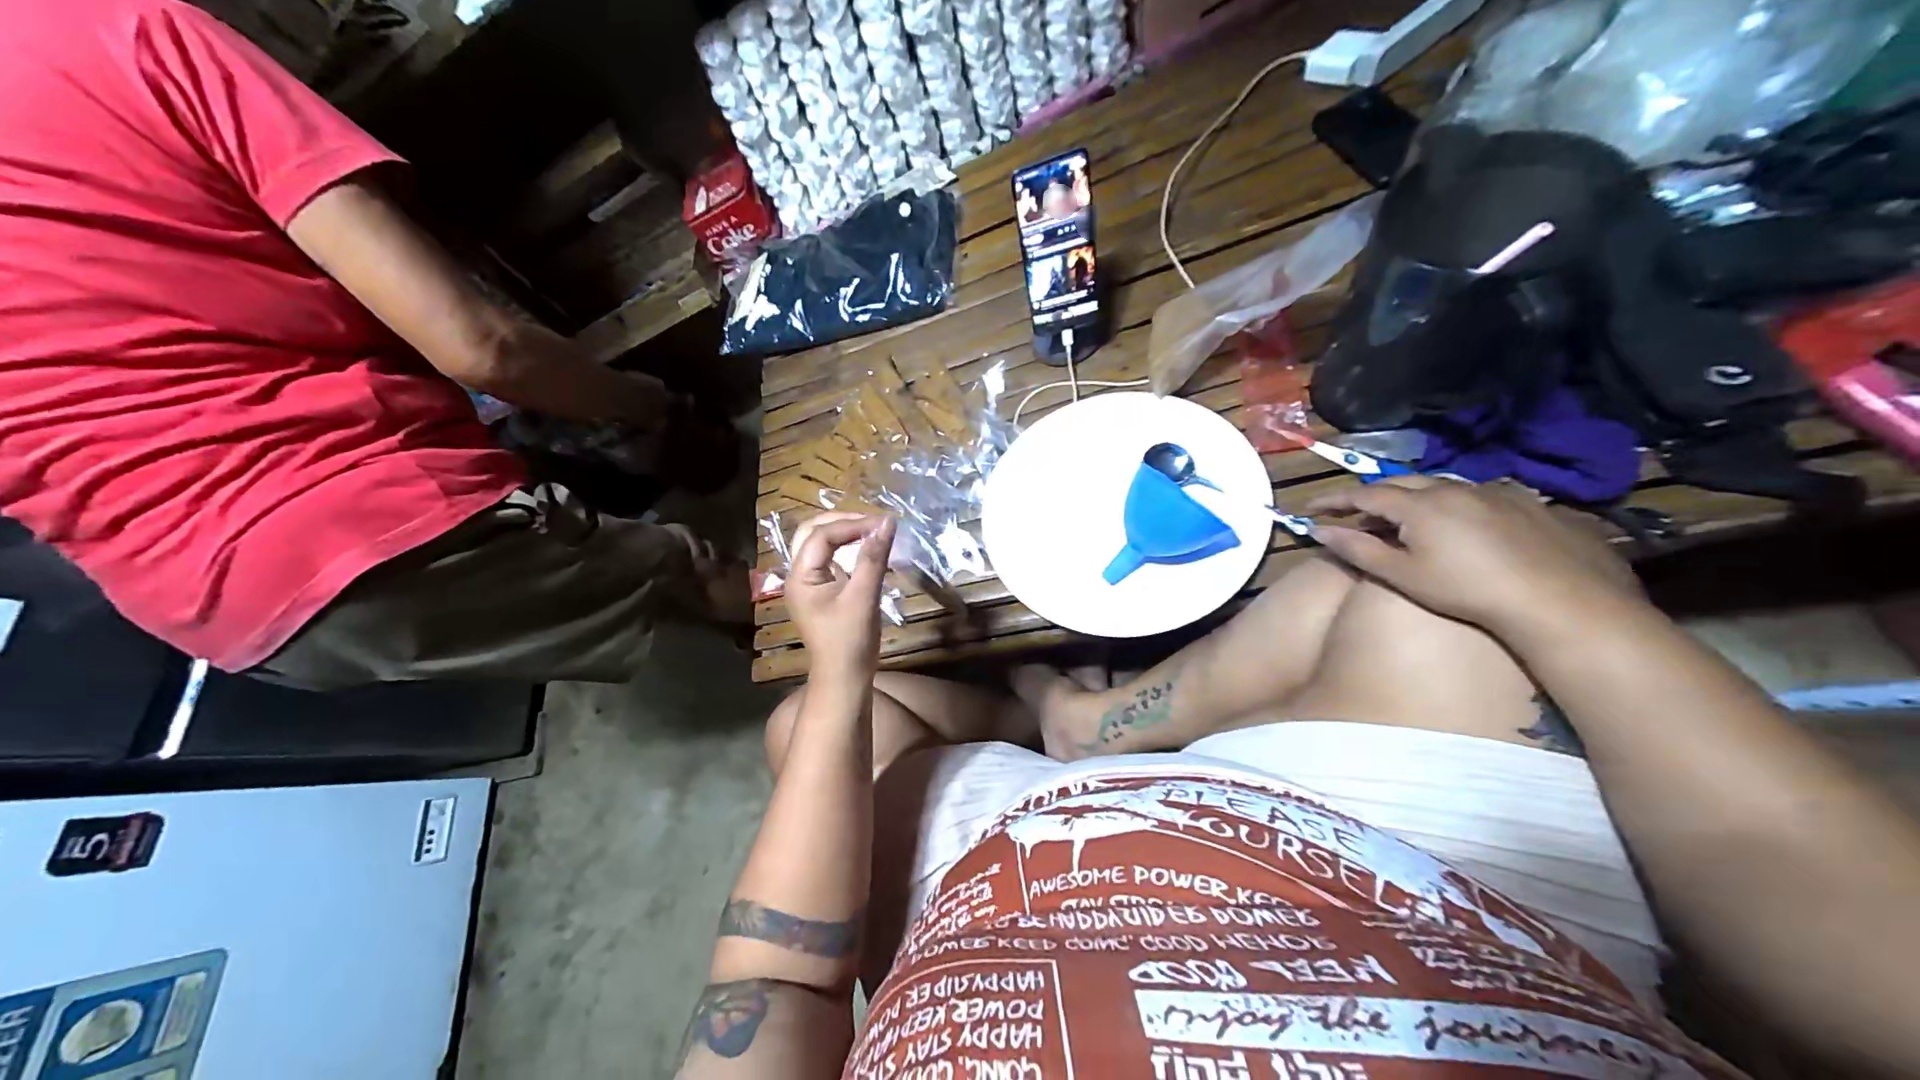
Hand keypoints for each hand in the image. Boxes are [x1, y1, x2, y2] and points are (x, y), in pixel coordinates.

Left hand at [785, 512, 897, 679]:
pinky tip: (865, 548)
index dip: (852, 524)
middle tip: (875, 522)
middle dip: (843, 522)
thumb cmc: (851, 640)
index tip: (883, 524)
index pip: (822, 535)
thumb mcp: (864, 597)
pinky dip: (846, 547)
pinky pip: (828, 558)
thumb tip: (887, 523)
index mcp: (800, 577)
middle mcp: (798, 575)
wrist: (844, 678)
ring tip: (872, 530)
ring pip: (819, 543)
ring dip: (844, 532)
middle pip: (813, 532)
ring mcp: (808, 583)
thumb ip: (873, 558)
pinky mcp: (821, 590)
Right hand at [1305, 477, 1641, 631]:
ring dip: (1409, 498)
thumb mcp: (1402, 575)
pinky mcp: (1521, 502)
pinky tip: (1452, 522)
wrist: (1556, 598)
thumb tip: (1319, 530)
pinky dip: (1446, 503)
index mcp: (1418, 505)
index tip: (1308, 508)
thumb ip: (1357, 549)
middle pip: (1399, 484)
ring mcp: (1490, 492)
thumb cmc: (1466, 590)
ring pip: (1437, 486)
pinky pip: (1470, 493)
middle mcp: (1451, 488)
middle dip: (1370, 496)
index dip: (1333, 500)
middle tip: (1351, 515)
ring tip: (1399, 518)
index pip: (1363, 494)